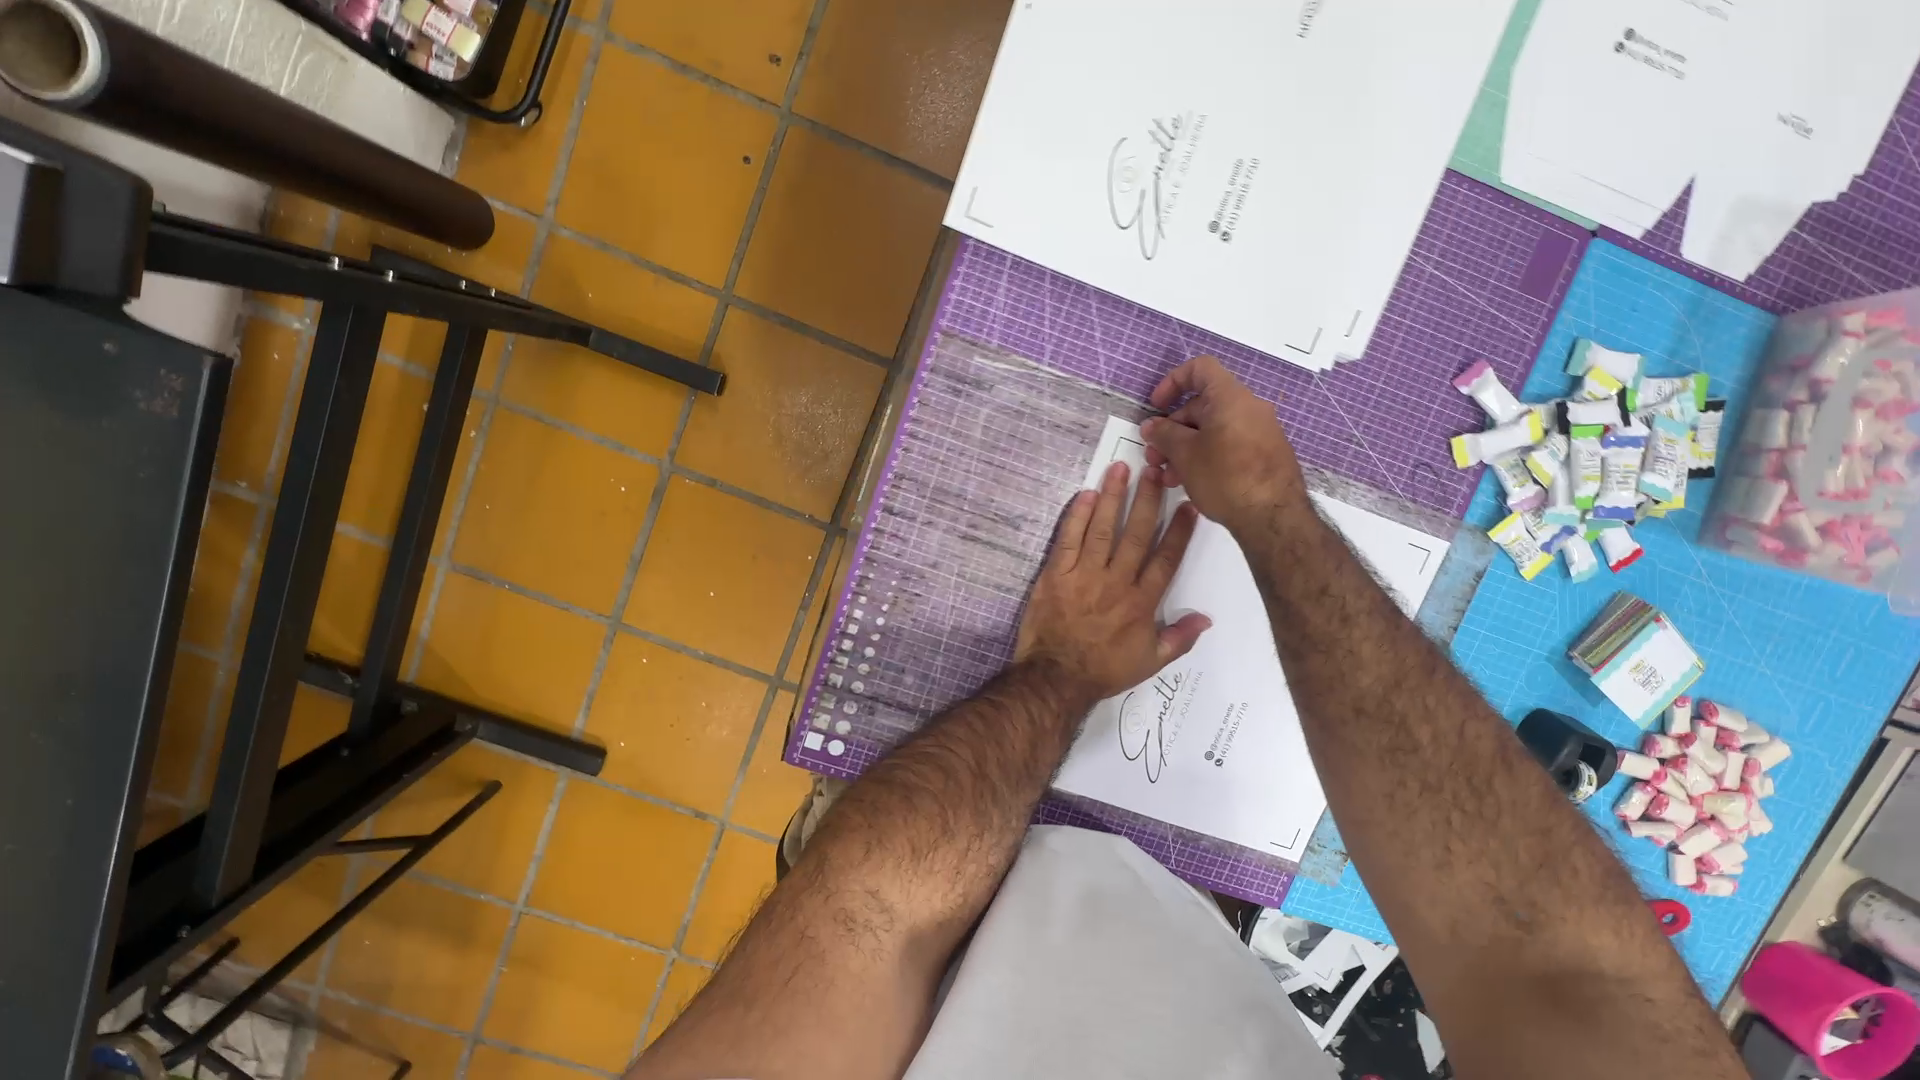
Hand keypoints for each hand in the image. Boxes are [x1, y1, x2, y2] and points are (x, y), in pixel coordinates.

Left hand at [1015, 460, 1210, 701]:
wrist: (1055, 679)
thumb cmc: (1103, 671)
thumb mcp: (1150, 662)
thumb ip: (1179, 638)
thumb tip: (1206, 618)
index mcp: (1141, 602)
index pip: (1165, 559)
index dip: (1178, 531)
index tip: (1188, 505)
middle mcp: (1116, 582)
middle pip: (1136, 534)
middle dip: (1148, 501)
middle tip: (1155, 471)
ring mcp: (1084, 576)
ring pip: (1102, 529)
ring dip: (1112, 497)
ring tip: (1120, 469)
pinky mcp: (1055, 575)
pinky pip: (1068, 539)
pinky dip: (1076, 516)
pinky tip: (1085, 495)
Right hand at [1141, 355, 1308, 536]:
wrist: (1274, 517)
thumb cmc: (1225, 477)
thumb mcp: (1185, 454)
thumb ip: (1164, 434)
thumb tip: (1152, 426)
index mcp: (1230, 397)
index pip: (1200, 368)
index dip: (1173, 382)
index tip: (1157, 407)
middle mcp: (1249, 407)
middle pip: (1203, 404)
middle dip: (1173, 428)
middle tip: (1155, 456)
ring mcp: (1260, 431)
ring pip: (1213, 429)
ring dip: (1185, 447)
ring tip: (1168, 476)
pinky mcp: (1265, 454)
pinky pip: (1229, 444)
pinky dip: (1206, 456)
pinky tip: (1192, 482)